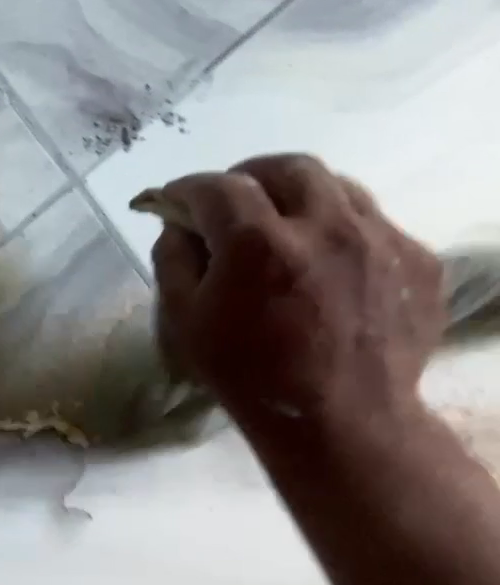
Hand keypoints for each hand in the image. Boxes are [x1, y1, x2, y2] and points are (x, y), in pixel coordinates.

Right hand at [150, 154, 443, 435]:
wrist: (340, 417)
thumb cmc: (244, 369)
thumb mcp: (181, 316)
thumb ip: (174, 258)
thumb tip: (178, 224)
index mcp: (259, 243)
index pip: (216, 187)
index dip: (183, 189)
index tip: (168, 202)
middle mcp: (326, 228)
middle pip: (288, 167)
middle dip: (246, 176)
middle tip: (225, 202)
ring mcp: (382, 241)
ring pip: (337, 187)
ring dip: (295, 197)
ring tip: (276, 226)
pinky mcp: (417, 260)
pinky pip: (372, 223)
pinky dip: (335, 228)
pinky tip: (318, 262)